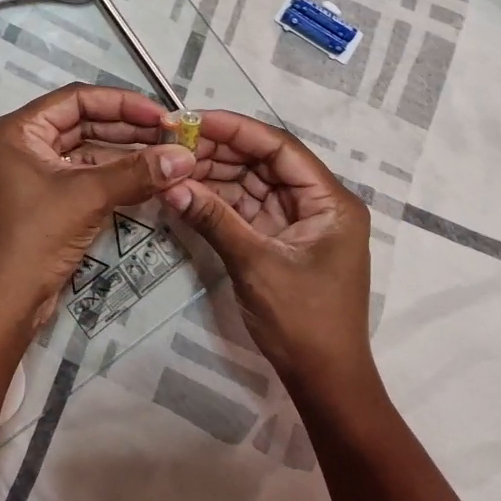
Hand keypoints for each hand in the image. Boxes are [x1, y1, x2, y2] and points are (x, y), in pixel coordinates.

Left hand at [0, 84, 198, 324]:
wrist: (5, 302)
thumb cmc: (35, 238)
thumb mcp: (88, 197)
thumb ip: (137, 172)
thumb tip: (185, 156)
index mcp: (19, 130)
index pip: (76, 99)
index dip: (121, 102)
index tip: (161, 115)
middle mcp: (22, 143)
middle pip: (82, 121)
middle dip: (127, 127)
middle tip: (170, 135)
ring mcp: (33, 171)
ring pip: (86, 148)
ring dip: (124, 151)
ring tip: (166, 154)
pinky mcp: (46, 197)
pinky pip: (84, 173)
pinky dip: (114, 173)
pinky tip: (147, 176)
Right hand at [161, 111, 376, 390]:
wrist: (324, 381)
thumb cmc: (303, 320)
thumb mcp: (255, 265)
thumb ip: (214, 218)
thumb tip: (170, 184)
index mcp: (329, 201)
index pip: (280, 148)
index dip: (235, 129)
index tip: (193, 119)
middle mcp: (318, 202)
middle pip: (264, 161)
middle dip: (220, 151)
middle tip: (173, 143)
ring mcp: (299, 221)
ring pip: (253, 182)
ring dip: (215, 174)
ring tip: (173, 165)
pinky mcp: (282, 239)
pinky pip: (248, 207)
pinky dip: (219, 200)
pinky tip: (187, 191)